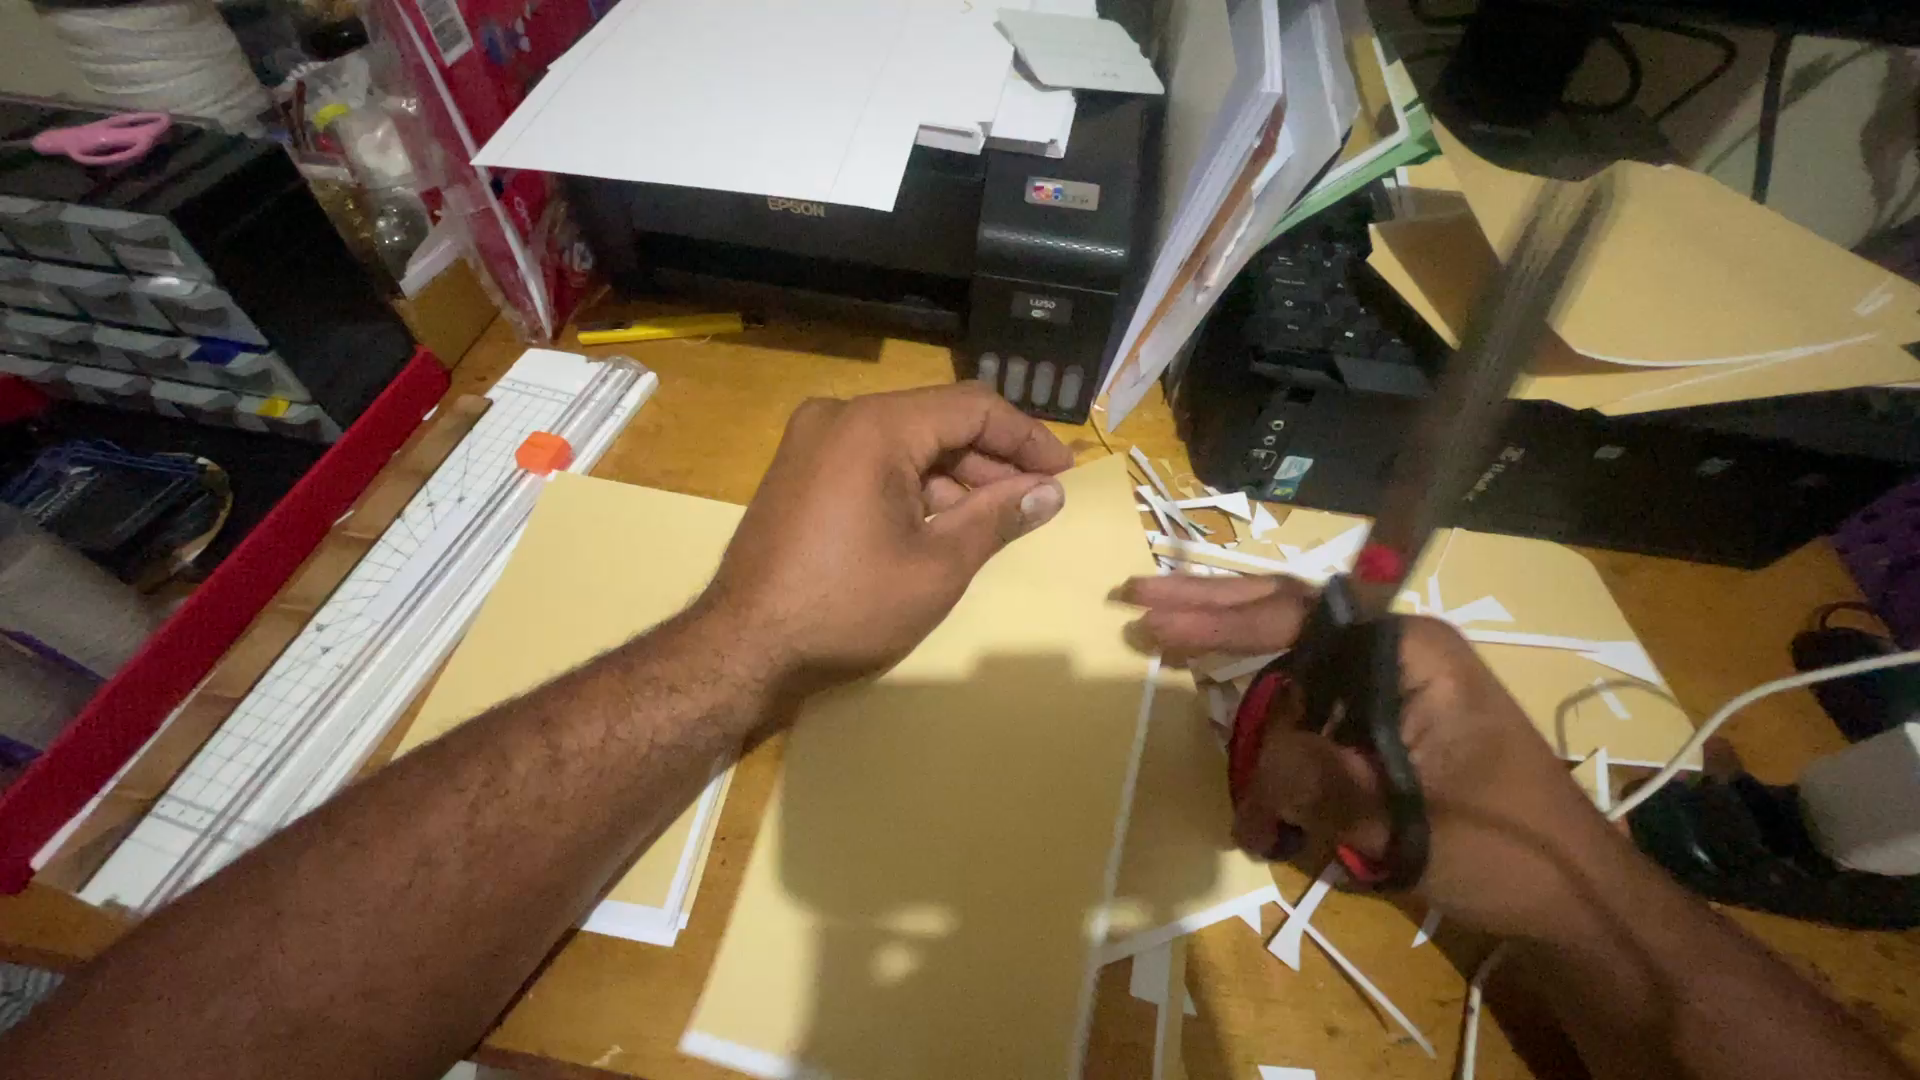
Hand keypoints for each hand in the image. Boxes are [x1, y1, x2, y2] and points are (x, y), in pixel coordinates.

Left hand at [703, 383, 1072, 686]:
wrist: (744, 648)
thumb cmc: (847, 607)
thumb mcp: (937, 565)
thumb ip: (997, 516)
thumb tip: (1049, 491)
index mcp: (874, 426)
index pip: (973, 408)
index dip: (1027, 437)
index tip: (1064, 471)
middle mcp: (840, 416)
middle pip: (938, 421)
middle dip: (993, 460)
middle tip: (1037, 499)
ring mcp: (814, 442)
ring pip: (907, 443)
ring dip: (956, 476)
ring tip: (998, 517)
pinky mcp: (802, 470)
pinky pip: (875, 462)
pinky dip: (916, 486)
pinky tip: (945, 521)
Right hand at [1122, 574, 1619, 939]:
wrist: (1573, 896)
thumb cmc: (1506, 847)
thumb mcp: (1403, 818)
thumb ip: (1315, 782)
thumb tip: (1247, 770)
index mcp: (1407, 650)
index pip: (1293, 618)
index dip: (1217, 619)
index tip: (1156, 620)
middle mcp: (1391, 650)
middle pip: (1283, 612)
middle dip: (1210, 605)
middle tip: (1142, 597)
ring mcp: (1383, 681)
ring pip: (1287, 649)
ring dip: (1226, 642)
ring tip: (1168, 634)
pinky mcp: (1374, 717)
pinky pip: (1302, 695)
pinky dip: (1257, 704)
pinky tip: (1222, 706)